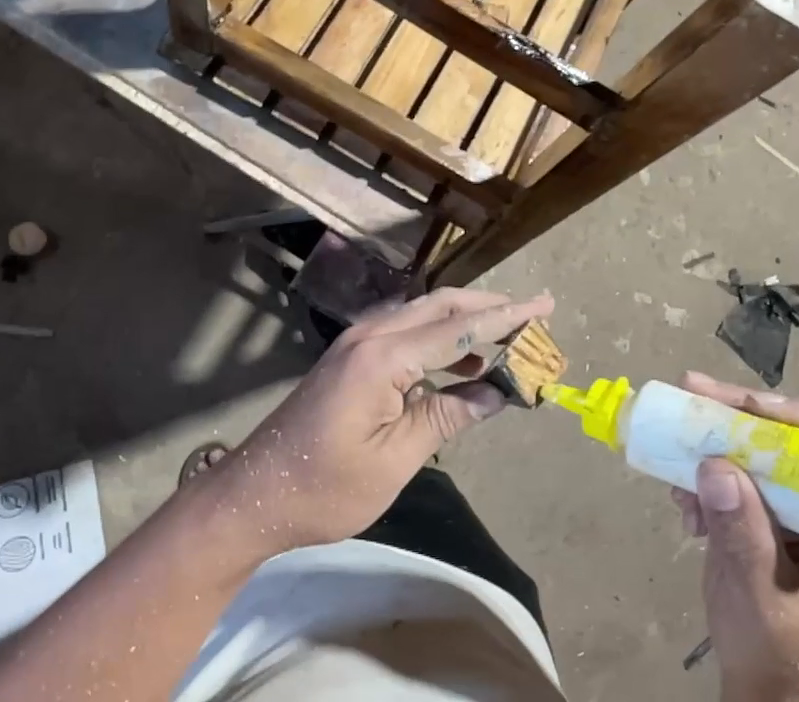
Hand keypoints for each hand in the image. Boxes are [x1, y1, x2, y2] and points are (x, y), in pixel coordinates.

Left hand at [185, 288, 552, 558]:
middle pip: (441, 305)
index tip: (545, 303)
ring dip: (465, 318)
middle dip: (489, 306)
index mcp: (383, 357)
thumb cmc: (325, 488)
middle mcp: (370, 335)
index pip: (458, 326)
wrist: (254, 496)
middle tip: (533, 313)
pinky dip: (440, 336)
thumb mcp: (395, 460)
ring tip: (507, 336)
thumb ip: (446, 417)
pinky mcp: (350, 358)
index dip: (506, 316)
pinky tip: (461, 361)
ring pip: (422, 313)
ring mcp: (356, 343)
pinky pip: (405, 331)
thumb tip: (496, 393)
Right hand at [670, 371, 798, 701]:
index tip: (756, 410)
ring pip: (777, 442)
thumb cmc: (778, 651)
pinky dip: (711, 465)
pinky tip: (682, 491)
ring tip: (678, 433)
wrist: (763, 677)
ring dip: (724, 433)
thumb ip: (744, 539)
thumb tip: (716, 465)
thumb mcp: (762, 602)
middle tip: (701, 391)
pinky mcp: (782, 503)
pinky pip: (748, 463)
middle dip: (753, 415)